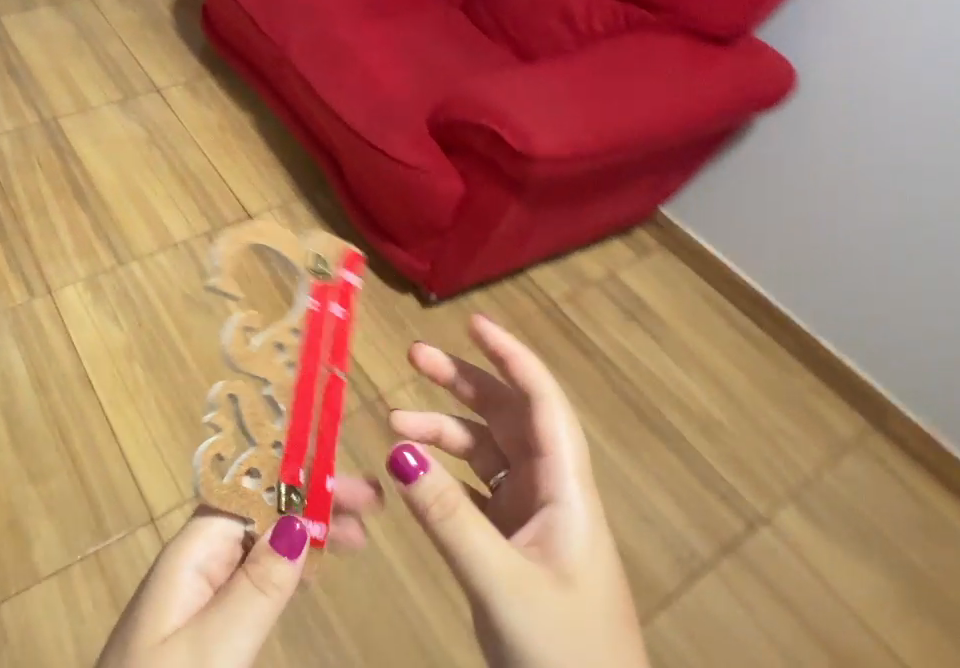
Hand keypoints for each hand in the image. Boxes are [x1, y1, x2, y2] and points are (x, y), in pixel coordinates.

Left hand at [97, 476, 384, 666]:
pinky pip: (250, 573)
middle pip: (257, 510)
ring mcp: (195, 591)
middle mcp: (192, 561)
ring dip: (304, 529)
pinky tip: (308, 566)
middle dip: (309, 499)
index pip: (249, 492)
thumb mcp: (217, 645)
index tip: (350, 483)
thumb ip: (258, 585)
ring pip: (258, 541)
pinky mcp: (201, 622)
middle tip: (369, 504)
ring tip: (356, 536)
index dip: (300, 479)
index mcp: (190, 552)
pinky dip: (286, 563)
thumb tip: (298, 517)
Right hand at [385, 314, 648, 667]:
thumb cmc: (563, 654)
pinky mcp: (512, 549)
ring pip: (486, 456)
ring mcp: (532, 523)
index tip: (473, 324)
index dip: (512, 359)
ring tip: (392, 428)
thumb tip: (398, 451)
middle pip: (509, 420)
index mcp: (567, 493)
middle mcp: (551, 496)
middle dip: (464, 384)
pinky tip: (411, 477)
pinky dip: (442, 478)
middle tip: (414, 358)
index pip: (543, 405)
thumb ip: (447, 517)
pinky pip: (472, 494)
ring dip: (443, 435)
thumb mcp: (500, 582)